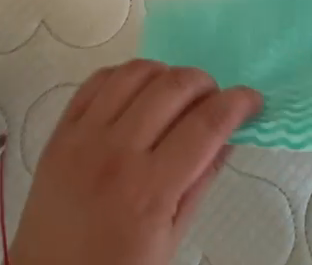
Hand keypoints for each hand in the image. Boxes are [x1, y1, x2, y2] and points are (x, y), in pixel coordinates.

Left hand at [12, 60, 261, 264]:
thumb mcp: (170, 240)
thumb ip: (200, 182)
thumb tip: (229, 136)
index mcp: (149, 191)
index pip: (206, 124)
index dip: (238, 104)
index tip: (251, 101)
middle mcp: (115, 154)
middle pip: (174, 86)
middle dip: (206, 84)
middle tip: (213, 102)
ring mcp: (83, 138)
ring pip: (136, 72)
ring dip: (167, 75)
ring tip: (176, 96)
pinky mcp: (59, 133)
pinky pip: (97, 81)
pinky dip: (125, 76)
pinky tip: (138, 94)